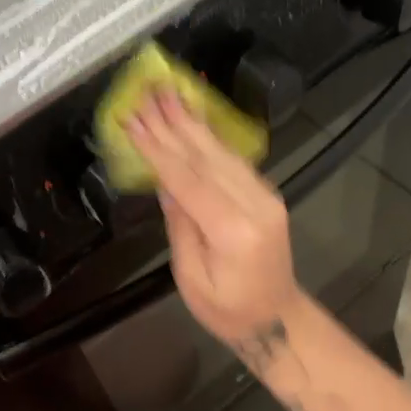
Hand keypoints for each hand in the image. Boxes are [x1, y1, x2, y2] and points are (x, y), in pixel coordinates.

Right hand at [125, 90, 304, 350]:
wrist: (276, 320)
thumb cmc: (227, 311)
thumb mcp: (191, 278)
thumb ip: (180, 225)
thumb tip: (165, 182)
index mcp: (233, 230)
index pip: (189, 180)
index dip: (158, 148)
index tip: (133, 120)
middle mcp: (255, 204)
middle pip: (207, 157)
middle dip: (174, 123)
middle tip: (149, 91)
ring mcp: (265, 197)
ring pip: (223, 153)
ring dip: (192, 122)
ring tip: (168, 94)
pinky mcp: (266, 196)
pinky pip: (235, 161)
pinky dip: (211, 138)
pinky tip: (194, 120)